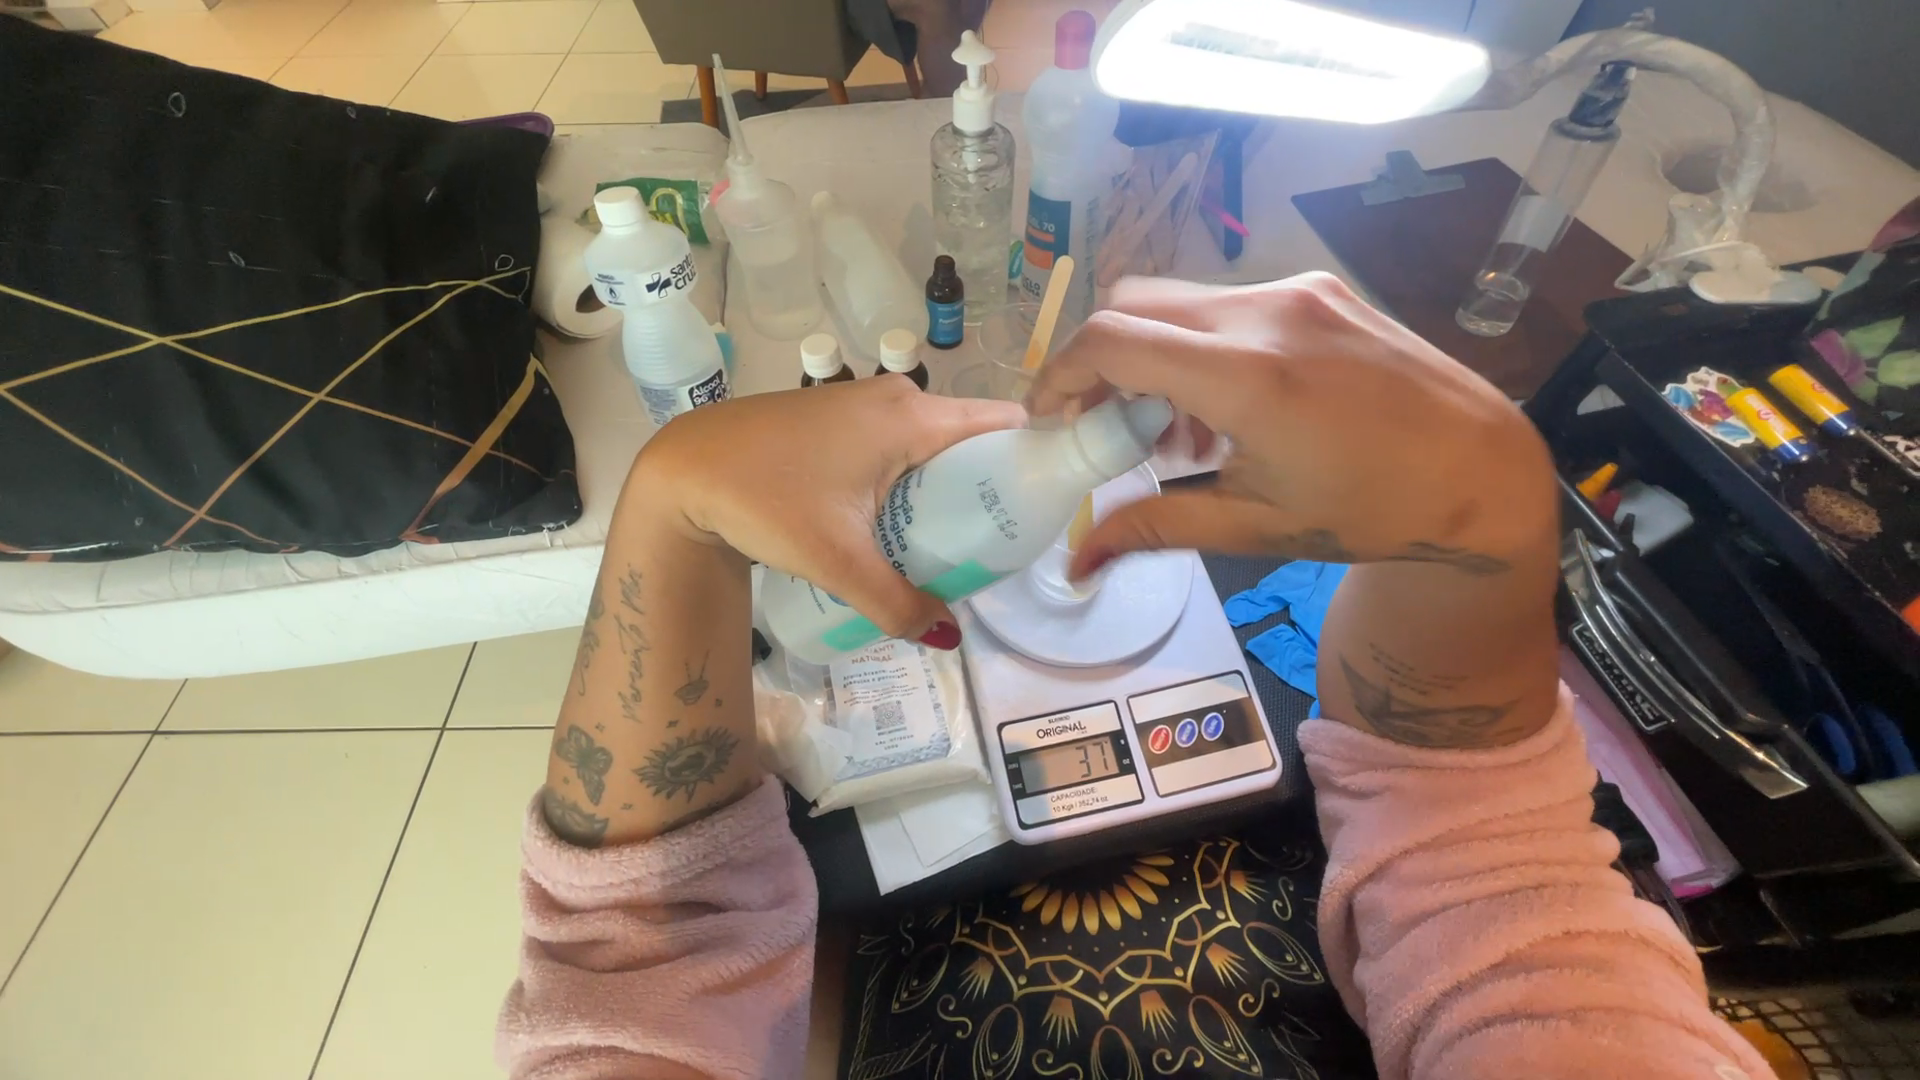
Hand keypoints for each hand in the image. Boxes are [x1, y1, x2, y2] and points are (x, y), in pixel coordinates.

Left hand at [631, 376, 1025, 645]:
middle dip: (987, 488)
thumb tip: (949, 638)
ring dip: (946, 488)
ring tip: (947, 544)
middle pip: (971, 438)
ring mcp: (864, 404)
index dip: (1028, 461)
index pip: (1003, 424)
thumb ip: (899, 603)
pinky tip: (897, 523)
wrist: (683, 472)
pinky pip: (900, 445)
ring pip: (932, 443)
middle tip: (990, 545)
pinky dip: (912, 480)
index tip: (1034, 511)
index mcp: (911, 417)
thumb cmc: (764, 502)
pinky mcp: (840, 420)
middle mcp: (895, 398)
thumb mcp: (838, 560)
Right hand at [1028, 274, 1562, 748]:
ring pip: (1175, 301)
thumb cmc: (1366, 511)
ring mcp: (1295, 290)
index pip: (1113, 340)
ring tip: (1173, 428)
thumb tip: (1075, 563)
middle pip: (1132, 305)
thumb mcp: (1250, 526)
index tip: (1047, 416)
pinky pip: (1222, 304)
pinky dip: (1193, 347)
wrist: (1481, 472)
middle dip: (1098, 363)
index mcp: (1247, 376)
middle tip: (1104, 425)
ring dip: (1148, 355)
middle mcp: (1265, 311)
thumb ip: (1152, 529)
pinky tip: (1222, 405)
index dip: (1061, 373)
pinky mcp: (1316, 288)